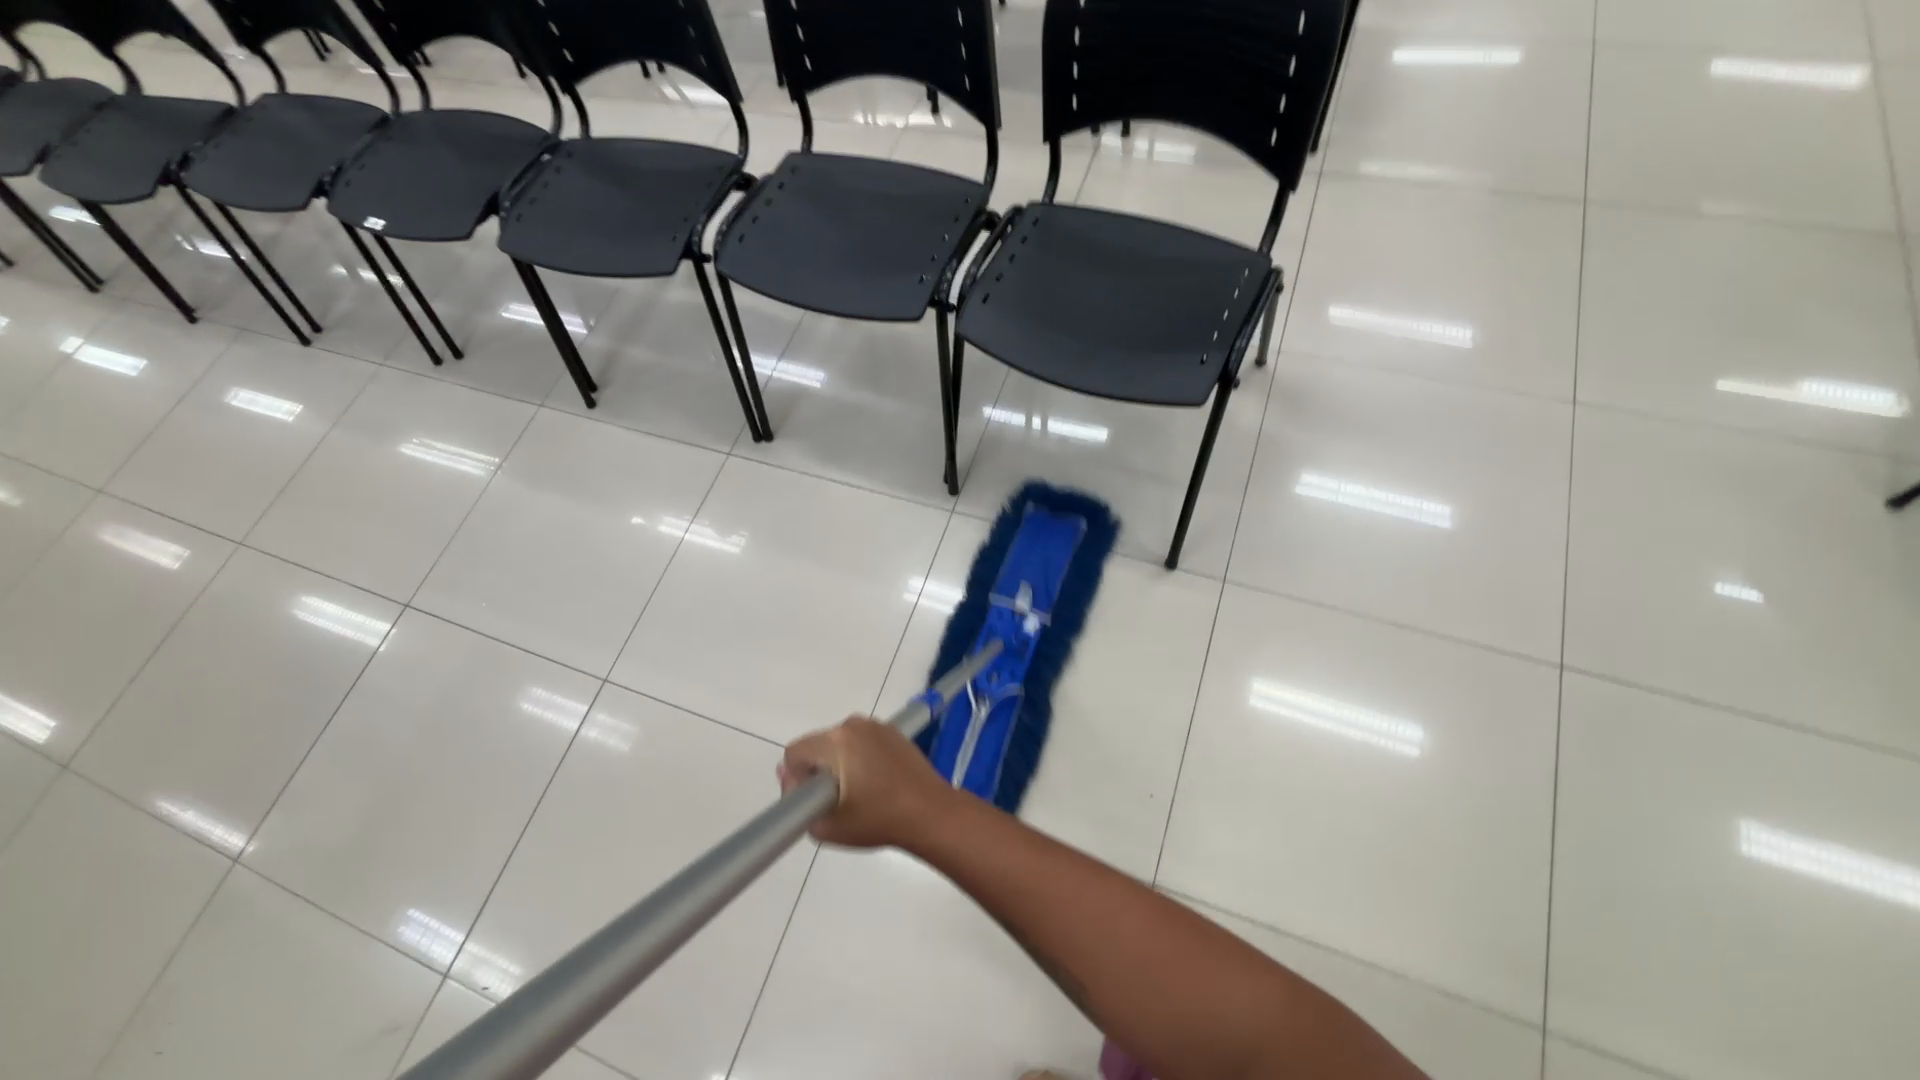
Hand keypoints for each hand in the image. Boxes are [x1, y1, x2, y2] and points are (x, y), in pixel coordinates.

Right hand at [779, 716, 954, 848]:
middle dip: (819, 769)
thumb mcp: (827, 826)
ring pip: (840, 742)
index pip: (795, 752)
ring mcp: (876, 725)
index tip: (815, 799)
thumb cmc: (878, 821)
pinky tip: (877, 781)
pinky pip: (862, 741)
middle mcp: (853, 725)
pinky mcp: (893, 731)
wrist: (931, 813)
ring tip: (860, 791)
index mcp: (836, 742)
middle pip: (818, 745)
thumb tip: (789, 778)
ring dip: (840, 762)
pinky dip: (861, 757)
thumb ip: (796, 802)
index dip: (797, 778)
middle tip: (838, 799)